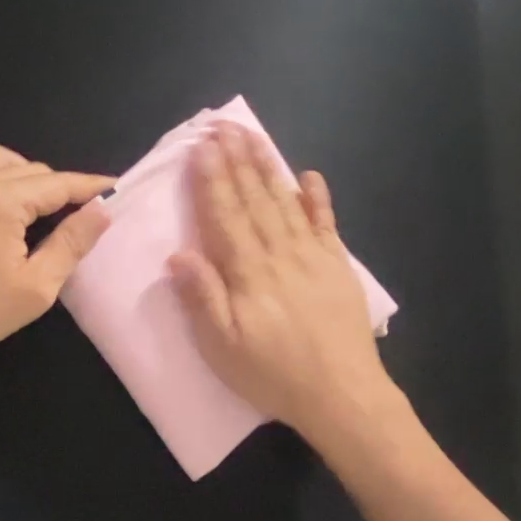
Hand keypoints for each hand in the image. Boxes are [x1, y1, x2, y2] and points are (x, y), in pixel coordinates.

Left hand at [0, 145, 113, 377]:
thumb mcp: (38, 285)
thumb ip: (72, 242)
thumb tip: (102, 211)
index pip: (57, 184)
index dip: (89, 186)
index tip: (115, 187)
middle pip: (30, 170)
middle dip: (59, 186)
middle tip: (80, 212)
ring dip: (24, 175)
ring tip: (40, 205)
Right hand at [169, 124, 393, 438]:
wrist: (343, 394)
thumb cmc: (274, 375)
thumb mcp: (223, 348)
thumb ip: (202, 298)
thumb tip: (178, 254)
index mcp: (248, 273)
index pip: (225, 215)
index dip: (211, 180)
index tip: (202, 147)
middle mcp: (280, 254)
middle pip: (254, 199)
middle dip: (237, 161)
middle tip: (223, 126)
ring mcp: (313, 257)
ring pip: (286, 202)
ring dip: (268, 168)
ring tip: (253, 137)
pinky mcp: (337, 267)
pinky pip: (326, 223)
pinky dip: (316, 198)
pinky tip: (308, 175)